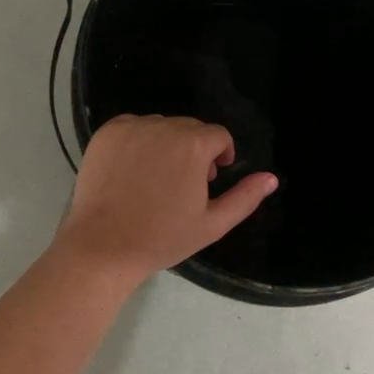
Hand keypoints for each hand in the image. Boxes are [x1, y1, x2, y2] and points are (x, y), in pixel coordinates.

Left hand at [53, 115, 278, 284]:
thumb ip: (244, 197)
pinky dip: (137, 142)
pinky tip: (131, 172)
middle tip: (183, 185)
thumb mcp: (212, 224)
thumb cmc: (162, 238)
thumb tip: (271, 178)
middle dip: (194, 151)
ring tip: (155, 180)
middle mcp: (164, 126)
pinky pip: (133, 127)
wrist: (103, 247)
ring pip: (161, 127)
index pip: (218, 135)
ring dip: (166, 145)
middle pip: (190, 128)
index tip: (210, 179)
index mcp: (193, 145)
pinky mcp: (107, 133)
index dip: (220, 156)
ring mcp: (132, 127)